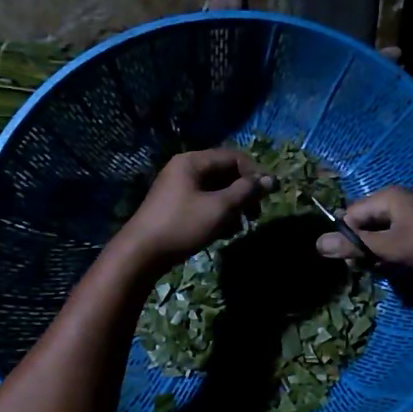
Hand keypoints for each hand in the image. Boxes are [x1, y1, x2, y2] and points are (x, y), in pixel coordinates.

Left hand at [112, 149, 270, 270]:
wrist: (141, 254)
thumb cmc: (182, 226)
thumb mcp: (219, 208)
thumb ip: (246, 192)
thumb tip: (271, 180)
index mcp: (193, 161)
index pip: (233, 157)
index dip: (254, 174)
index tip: (268, 195)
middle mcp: (185, 169)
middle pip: (225, 173)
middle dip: (244, 193)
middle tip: (255, 214)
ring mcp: (179, 187)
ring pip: (216, 190)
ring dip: (233, 207)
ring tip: (238, 228)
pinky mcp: (176, 206)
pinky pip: (205, 202)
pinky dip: (218, 214)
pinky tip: (223, 233)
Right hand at [314, 187, 412, 270]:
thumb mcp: (390, 247)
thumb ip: (356, 246)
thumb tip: (318, 243)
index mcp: (386, 197)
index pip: (350, 215)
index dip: (347, 238)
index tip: (352, 261)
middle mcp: (397, 198)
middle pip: (365, 221)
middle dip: (363, 245)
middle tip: (367, 267)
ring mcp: (412, 209)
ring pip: (381, 230)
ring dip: (378, 250)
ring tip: (384, 268)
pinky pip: (397, 233)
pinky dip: (393, 248)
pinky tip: (400, 264)